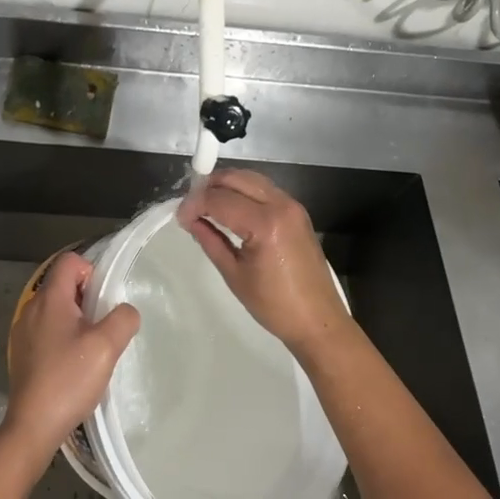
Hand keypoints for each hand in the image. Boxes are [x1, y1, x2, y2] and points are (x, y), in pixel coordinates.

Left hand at [4, 252, 140, 451]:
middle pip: (62, 284)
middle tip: (101, 326)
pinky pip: (45, 329)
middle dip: (85, 298)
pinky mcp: (21, 352)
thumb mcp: (106, 347)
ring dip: (74, 320)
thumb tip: (126, 310)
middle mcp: (31, 307)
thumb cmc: (69, 380)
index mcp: (50, 298)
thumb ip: (122, 319)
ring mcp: (23, 330)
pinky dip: (60, 336)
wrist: (33, 426)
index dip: (91, 271)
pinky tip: (71, 364)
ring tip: (88, 348)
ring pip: (54, 309)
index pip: (70, 261)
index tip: (103, 301)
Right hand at [177, 168, 353, 354]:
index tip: (180, 217)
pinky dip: (244, 190)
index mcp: (265, 224)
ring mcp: (292, 205)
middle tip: (191, 206)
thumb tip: (189, 220)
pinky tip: (230, 207)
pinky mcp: (297, 211)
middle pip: (236, 178)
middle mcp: (280, 205)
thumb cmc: (274, 305)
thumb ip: (210, 240)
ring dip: (226, 185)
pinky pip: (264, 188)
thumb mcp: (234, 275)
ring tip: (207, 204)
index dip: (195, 204)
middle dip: (209, 186)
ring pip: (251, 178)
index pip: (220, 199)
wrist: (319, 321)